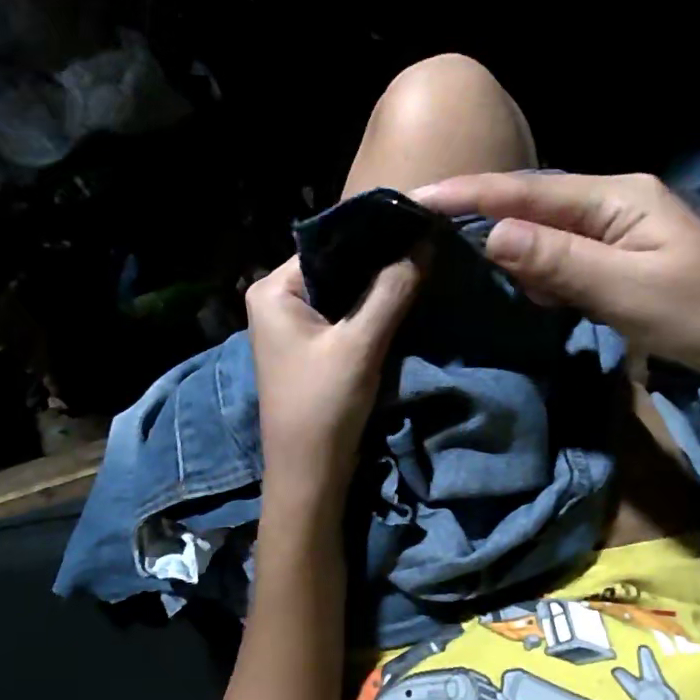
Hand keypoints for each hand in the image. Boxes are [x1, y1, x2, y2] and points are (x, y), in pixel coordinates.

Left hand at [246, 255, 420, 495]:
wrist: (310, 472)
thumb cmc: (325, 405)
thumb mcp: (361, 344)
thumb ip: (392, 291)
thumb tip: (425, 241)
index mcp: (273, 289)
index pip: (328, 242)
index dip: (373, 235)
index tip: (417, 226)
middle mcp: (277, 300)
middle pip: (336, 266)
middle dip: (379, 262)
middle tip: (426, 247)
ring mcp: (293, 326)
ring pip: (344, 292)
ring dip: (379, 288)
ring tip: (422, 268)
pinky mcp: (312, 348)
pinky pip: (345, 316)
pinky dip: (372, 311)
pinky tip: (404, 302)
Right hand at [414, 172, 699, 381]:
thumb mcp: (626, 288)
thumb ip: (559, 260)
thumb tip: (493, 233)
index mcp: (617, 197)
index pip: (530, 190)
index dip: (472, 194)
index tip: (418, 198)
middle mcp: (616, 204)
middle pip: (536, 204)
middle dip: (484, 214)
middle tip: (429, 228)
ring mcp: (621, 234)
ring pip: (550, 234)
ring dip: (512, 247)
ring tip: (464, 258)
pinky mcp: (623, 263)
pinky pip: (568, 260)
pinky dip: (542, 273)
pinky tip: (526, 287)